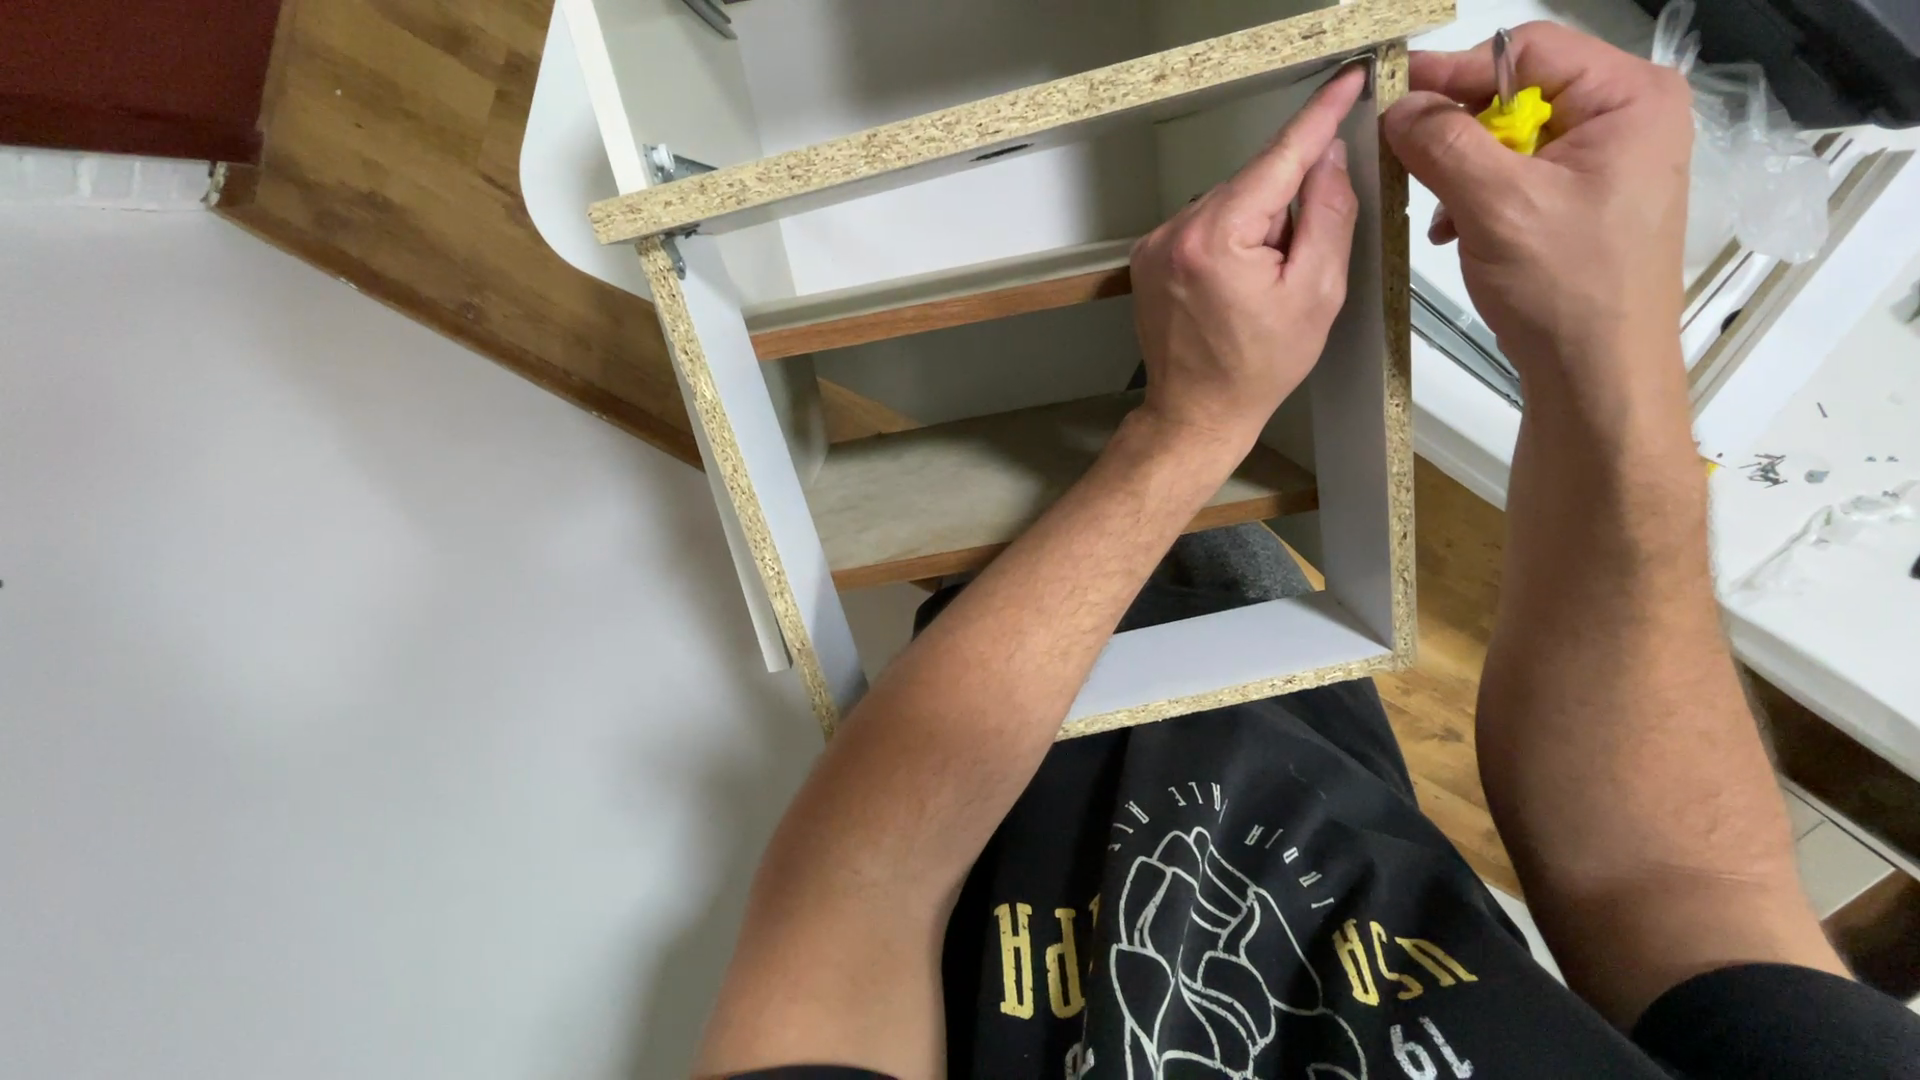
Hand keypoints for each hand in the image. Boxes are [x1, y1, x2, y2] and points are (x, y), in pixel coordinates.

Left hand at [1128, 66, 1364, 454]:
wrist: (1196, 411)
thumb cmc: (1257, 367)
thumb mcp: (1316, 292)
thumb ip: (1327, 214)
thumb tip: (1327, 156)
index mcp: (1214, 240)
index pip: (1277, 158)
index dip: (1318, 118)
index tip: (1347, 81)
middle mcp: (1173, 233)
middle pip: (1251, 183)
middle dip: (1286, 205)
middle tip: (1296, 261)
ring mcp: (1153, 245)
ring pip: (1228, 203)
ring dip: (1258, 225)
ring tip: (1261, 285)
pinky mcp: (1147, 258)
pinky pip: (1204, 224)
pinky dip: (1231, 238)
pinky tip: (1237, 283)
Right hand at [1382, 23, 1692, 407]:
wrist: (1597, 368)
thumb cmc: (1564, 284)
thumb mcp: (1497, 206)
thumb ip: (1445, 145)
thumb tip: (1398, 107)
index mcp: (1627, 97)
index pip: (1528, 51)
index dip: (1455, 72)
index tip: (1392, 92)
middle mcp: (1624, 117)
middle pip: (1518, 94)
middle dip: (1456, 132)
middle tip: (1407, 161)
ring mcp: (1605, 162)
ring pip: (1510, 140)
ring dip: (1461, 171)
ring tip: (1441, 215)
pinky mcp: (1582, 201)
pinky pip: (1516, 177)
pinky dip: (1476, 198)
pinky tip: (1457, 229)